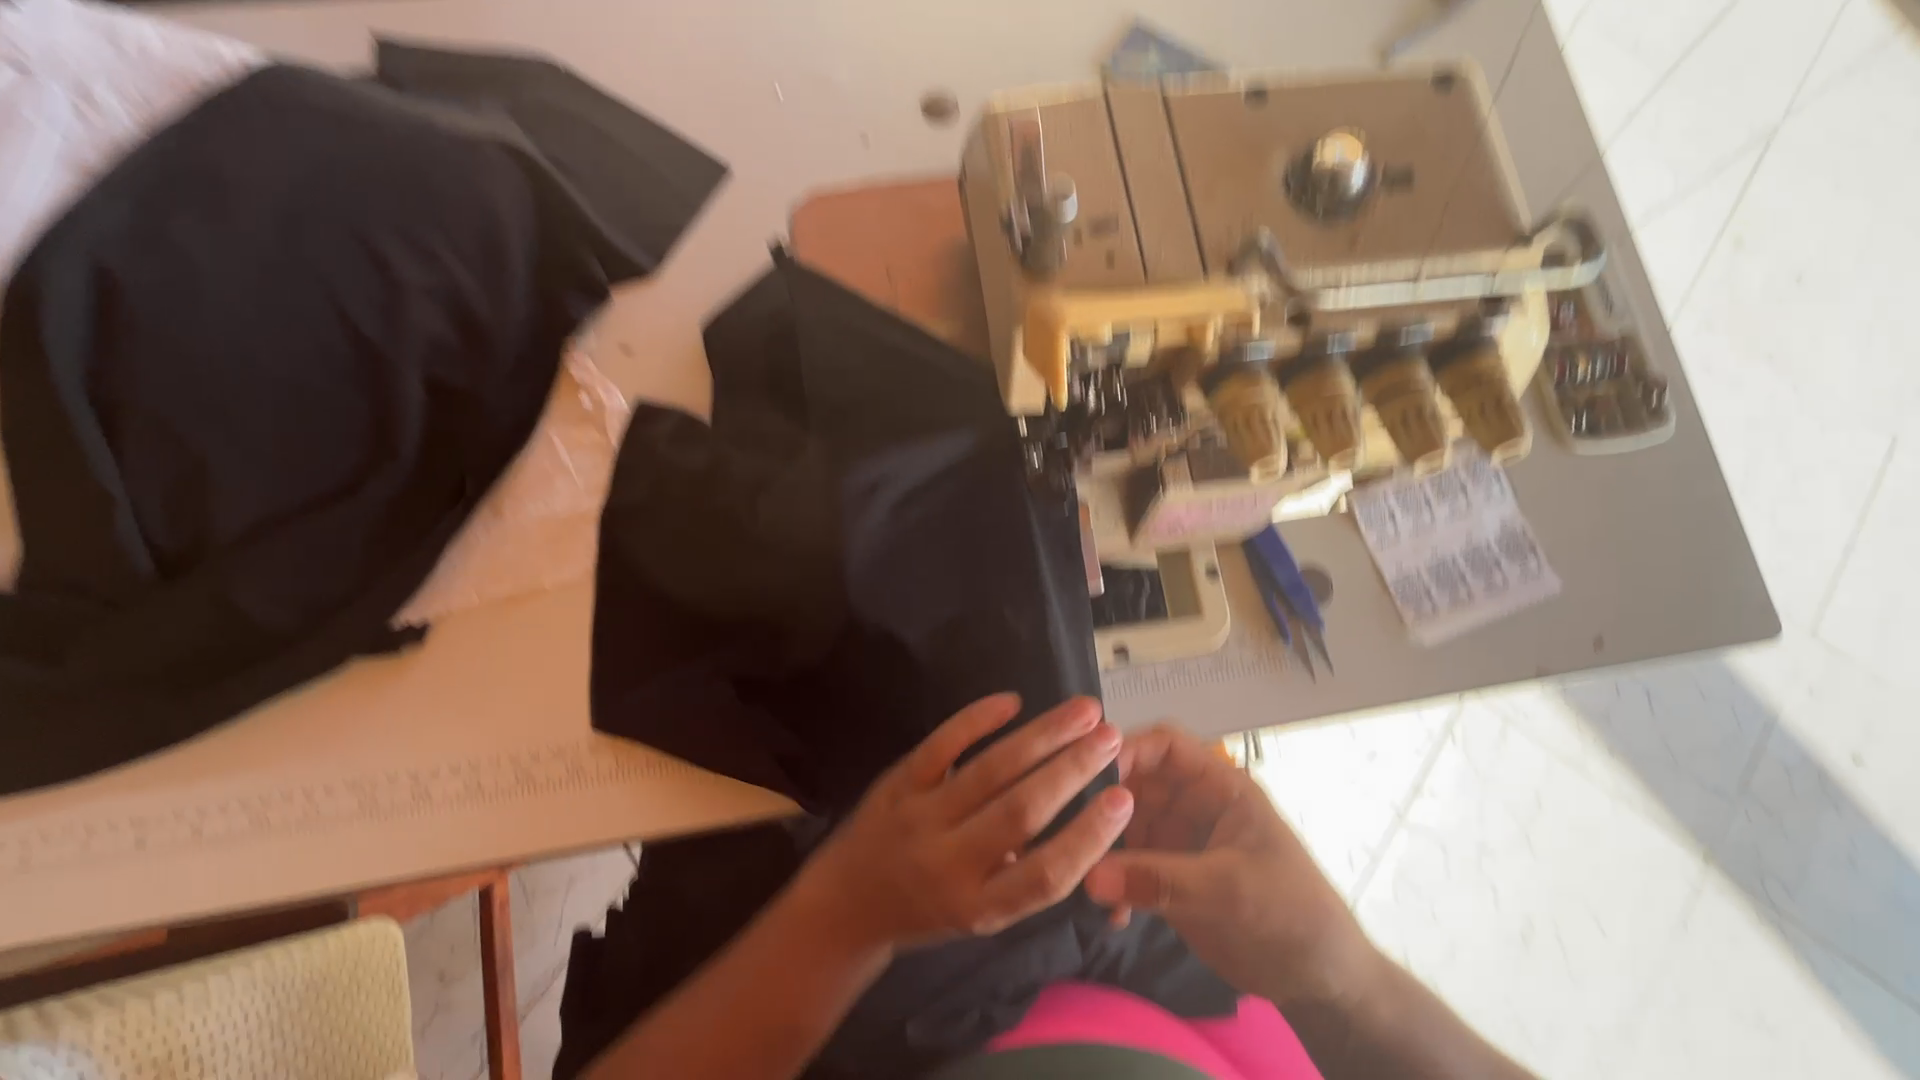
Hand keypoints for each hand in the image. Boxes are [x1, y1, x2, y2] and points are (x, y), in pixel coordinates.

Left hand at [794, 694, 1134, 953]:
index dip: (1088, 837)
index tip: (1123, 799)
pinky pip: (941, 744)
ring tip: (1083, 710)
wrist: (845, 905)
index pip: (1044, 874)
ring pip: (989, 770)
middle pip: (1021, 810)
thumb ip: (1025, 877)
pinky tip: (1013, 701)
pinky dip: (977, 718)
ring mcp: (920, 817)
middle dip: (1073, 769)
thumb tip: (1082, 821)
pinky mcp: (898, 783)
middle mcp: (949, 862)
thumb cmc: (926, 913)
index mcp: (978, 906)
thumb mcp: (981, 915)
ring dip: (1042, 736)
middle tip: (1112, 737)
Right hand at [1083, 725, 1378, 1009]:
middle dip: (1102, 804)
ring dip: (1102, 848)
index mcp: (1219, 787)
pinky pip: (1127, 867)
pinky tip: (1108, 915)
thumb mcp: (1228, 891)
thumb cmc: (1291, 915)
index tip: (1086, 775)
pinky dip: (1113, 884)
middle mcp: (1193, 805)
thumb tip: (1090, 874)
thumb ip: (1160, 880)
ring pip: (1123, 825)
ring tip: (1080, 877)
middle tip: (1067, 831)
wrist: (1319, 982)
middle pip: (1135, 783)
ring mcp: (1179, 841)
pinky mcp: (1169, 877)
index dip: (1126, 750)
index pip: (1165, 746)